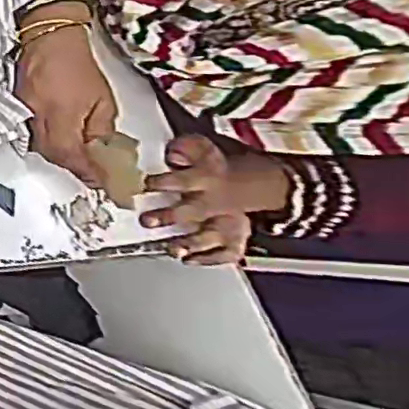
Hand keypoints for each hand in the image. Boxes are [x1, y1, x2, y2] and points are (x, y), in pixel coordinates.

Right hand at [15, 10, 116, 187]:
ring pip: (39, 149)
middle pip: (54, 158)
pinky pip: (29, 136)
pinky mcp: (16, 109)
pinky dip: (45, 145)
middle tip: (93, 175)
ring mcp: (24, 113)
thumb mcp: (103, 97)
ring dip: (59, 159)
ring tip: (77, 160)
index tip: (106, 184)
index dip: (90, 173)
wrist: (48, 38)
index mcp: (63, 113)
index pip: (75, 157)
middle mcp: (39, 116)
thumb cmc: (75, 62)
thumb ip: (102, 128)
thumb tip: (103, 151)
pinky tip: (56, 144)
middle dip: (74, 169)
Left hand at [139, 135, 286, 265]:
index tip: (146, 185)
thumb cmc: (221, 165)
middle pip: (193, 211)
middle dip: (170, 217)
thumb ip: (186, 147)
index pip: (184, 180)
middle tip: (147, 221)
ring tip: (172, 249)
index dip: (164, 182)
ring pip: (212, 236)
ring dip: (191, 244)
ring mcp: (228, 221)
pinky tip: (191, 261)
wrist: (262, 180)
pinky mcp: (235, 235)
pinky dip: (211, 259)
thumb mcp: (205, 147)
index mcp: (207, 178)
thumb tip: (173, 154)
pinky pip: (229, 251)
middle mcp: (216, 202)